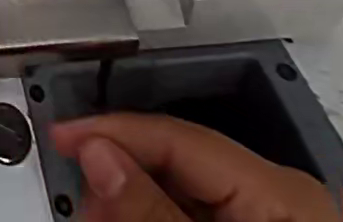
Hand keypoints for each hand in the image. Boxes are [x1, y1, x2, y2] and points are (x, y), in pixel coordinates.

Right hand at [51, 114, 341, 221]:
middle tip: (77, 194)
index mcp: (280, 190)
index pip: (174, 135)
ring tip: (96, 213)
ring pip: (177, 184)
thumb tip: (96, 151)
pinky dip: (153, 211)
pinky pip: (192, 207)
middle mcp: (278, 193)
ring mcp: (269, 214)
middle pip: (173, 158)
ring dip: (130, 196)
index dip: (110, 130)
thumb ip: (151, 209)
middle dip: (117, 172)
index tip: (62, 134)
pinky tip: (126, 216)